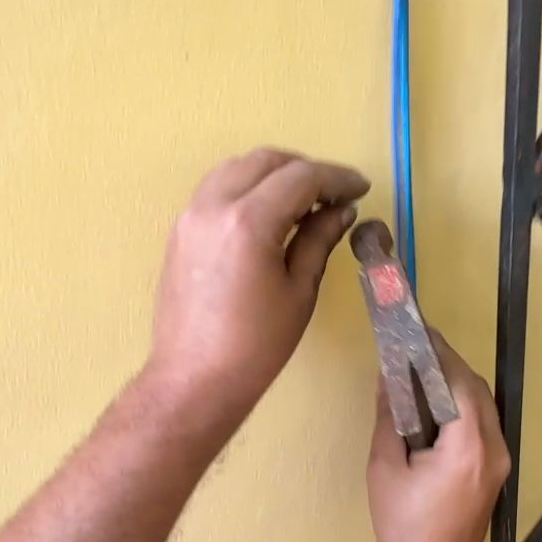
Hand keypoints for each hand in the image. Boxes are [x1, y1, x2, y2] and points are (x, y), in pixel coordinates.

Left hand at [144, 148, 369, 430]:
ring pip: (237, 169)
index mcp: (248, 222)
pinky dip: (247, 188)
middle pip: (266, 161)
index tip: (361, 188)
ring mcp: (190, 217)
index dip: (336, 178)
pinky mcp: (180, 231)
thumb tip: (341, 210)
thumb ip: (319, 240)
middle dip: (305, 169)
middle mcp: (214, 206)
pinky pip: (217, 190)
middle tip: (335, 194)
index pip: (300, 177)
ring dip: (274, 174)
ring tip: (304, 202)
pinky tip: (269, 215)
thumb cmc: (255, 346)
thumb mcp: (299, 291)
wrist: (194, 379)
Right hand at [366, 331, 511, 541]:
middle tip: (414, 347)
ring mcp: (501, 458)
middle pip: (477, 389)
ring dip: (455, 382)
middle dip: (447, 364)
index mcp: (466, 446)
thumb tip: (389, 377)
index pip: (459, 383)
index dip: (438, 354)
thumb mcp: (384, 468)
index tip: (417, 331)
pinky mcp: (496, 467)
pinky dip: (461, 404)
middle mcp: (493, 446)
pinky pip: (482, 422)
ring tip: (421, 369)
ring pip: (483, 404)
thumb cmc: (404, 526)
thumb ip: (390, 417)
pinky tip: (435, 402)